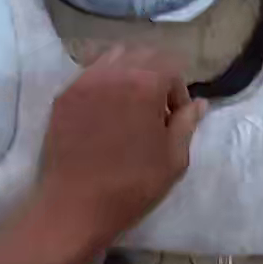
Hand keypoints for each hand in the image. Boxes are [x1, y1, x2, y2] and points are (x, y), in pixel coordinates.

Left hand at [25, 47, 207, 263]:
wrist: (72, 210)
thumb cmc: (131, 184)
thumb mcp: (175, 157)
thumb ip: (188, 122)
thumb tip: (198, 103)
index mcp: (145, 84)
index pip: (172, 67)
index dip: (179, 91)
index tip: (176, 118)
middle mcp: (114, 74)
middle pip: (144, 54)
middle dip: (157, 74)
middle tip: (157, 107)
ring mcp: (84, 83)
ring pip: (115, 56)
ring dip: (130, 72)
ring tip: (131, 103)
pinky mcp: (63, 98)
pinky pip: (91, 73)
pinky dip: (105, 81)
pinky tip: (106, 110)